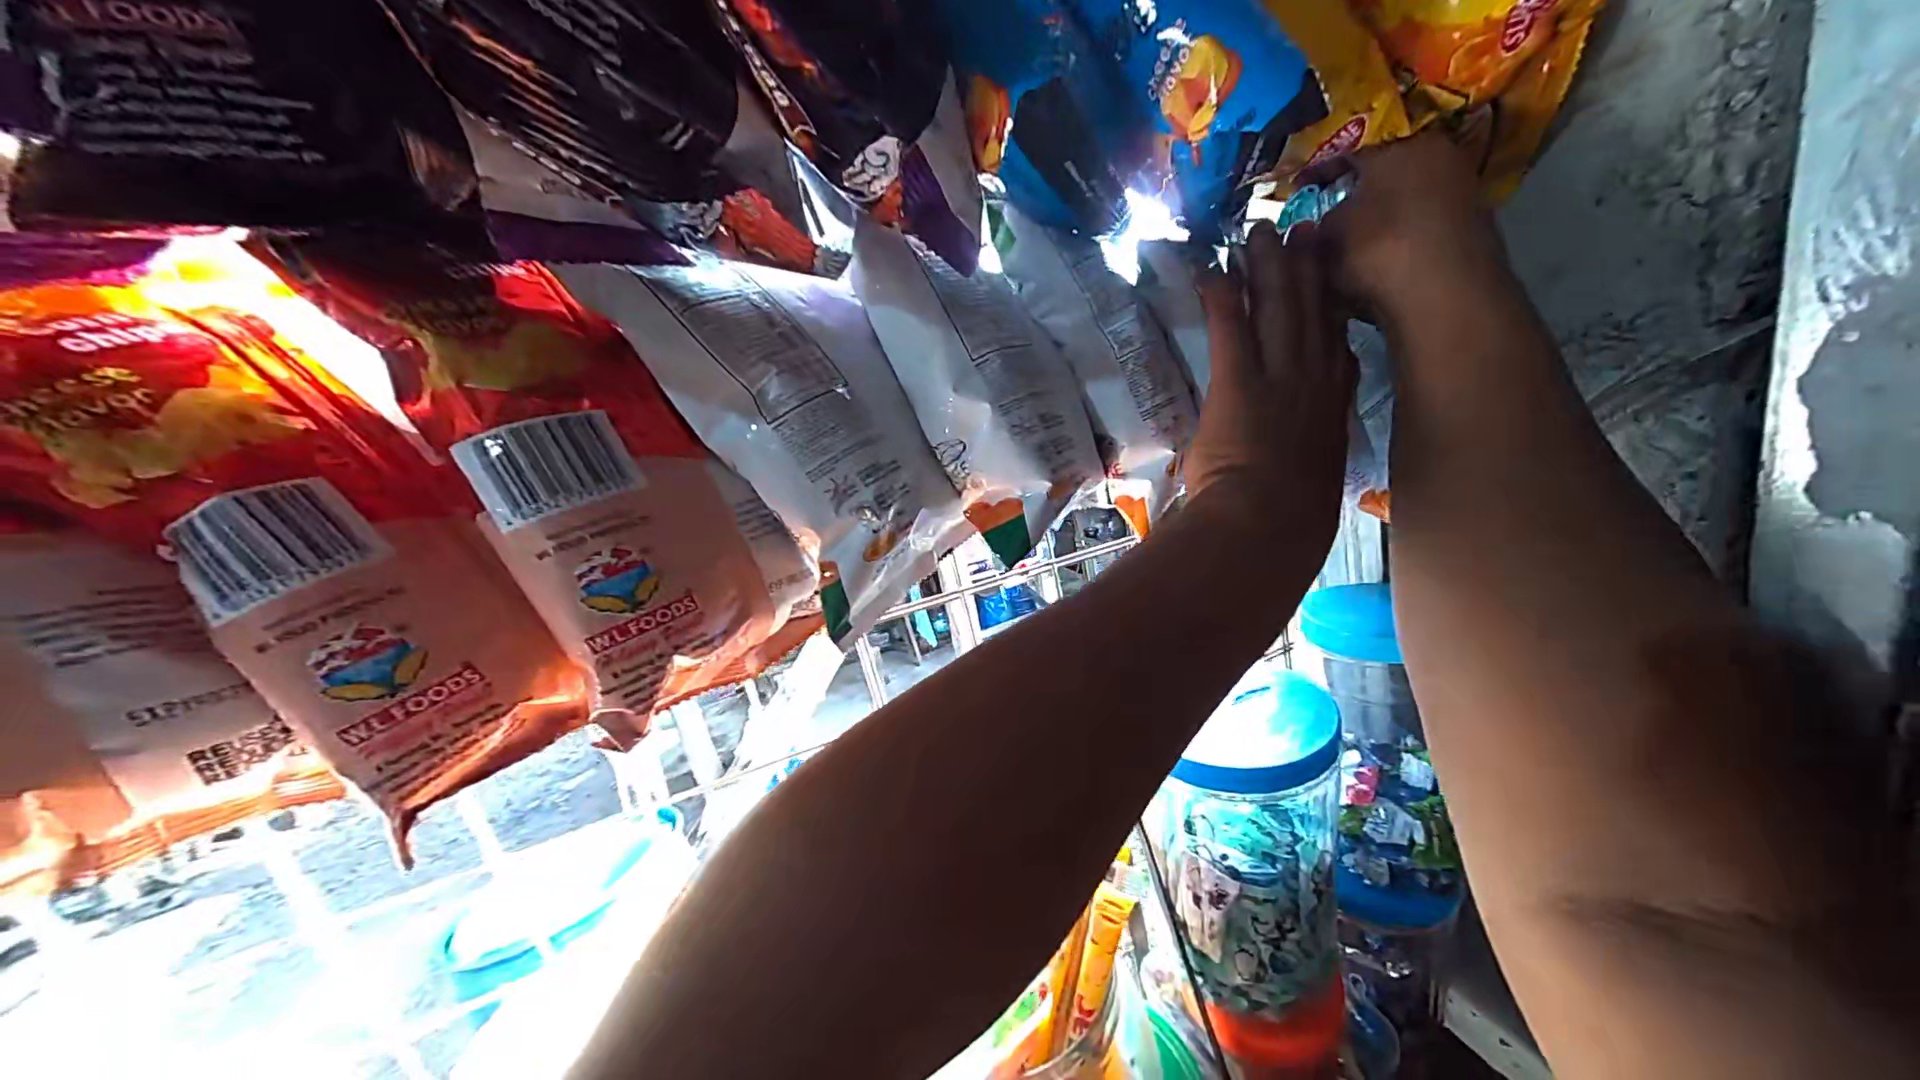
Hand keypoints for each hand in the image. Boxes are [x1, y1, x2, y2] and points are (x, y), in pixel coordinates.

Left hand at [1184, 221, 1354, 542]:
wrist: (1267, 525)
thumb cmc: (1290, 522)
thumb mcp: (1314, 491)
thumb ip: (1308, 468)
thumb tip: (1296, 476)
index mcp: (1332, 412)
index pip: (1337, 351)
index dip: (1333, 313)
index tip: (1331, 286)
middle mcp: (1313, 383)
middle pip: (1314, 313)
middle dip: (1307, 269)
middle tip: (1302, 230)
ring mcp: (1278, 378)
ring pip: (1279, 308)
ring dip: (1269, 267)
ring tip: (1262, 232)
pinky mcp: (1239, 382)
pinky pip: (1231, 328)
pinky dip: (1221, 296)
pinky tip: (1212, 270)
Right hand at [1314, 132, 1511, 328]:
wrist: (1444, 293)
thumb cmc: (1378, 248)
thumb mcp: (1330, 233)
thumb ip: (1320, 221)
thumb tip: (1319, 223)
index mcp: (1403, 144)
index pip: (1351, 146)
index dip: (1318, 168)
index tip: (1297, 186)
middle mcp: (1438, 157)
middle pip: (1382, 173)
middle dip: (1350, 195)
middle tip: (1320, 218)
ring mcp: (1458, 193)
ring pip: (1399, 203)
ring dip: (1371, 223)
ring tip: (1342, 249)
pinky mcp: (1466, 231)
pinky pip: (1414, 230)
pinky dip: (1392, 243)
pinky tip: (1372, 267)